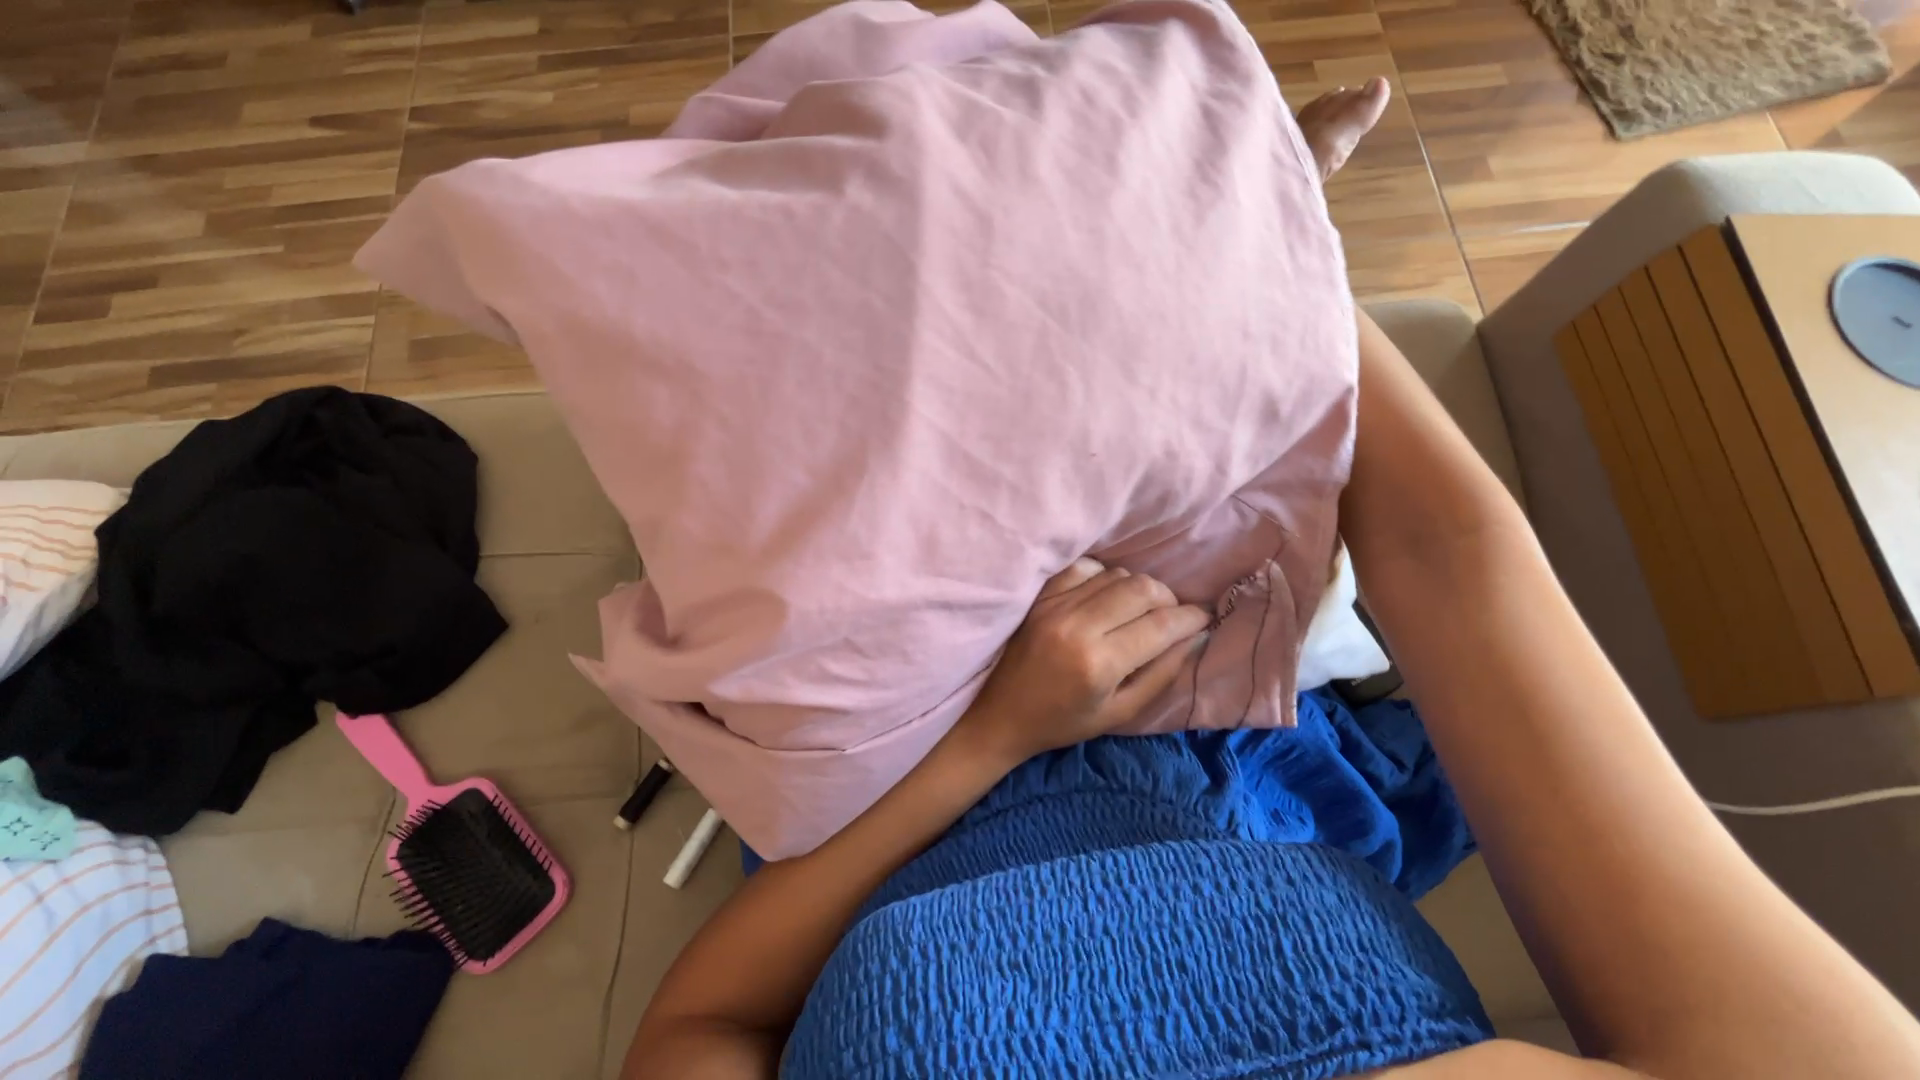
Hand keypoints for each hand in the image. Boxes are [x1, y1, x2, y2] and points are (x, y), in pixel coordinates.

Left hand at [958, 558, 1210, 767]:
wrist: (1001, 715)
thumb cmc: (1063, 722)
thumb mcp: (1120, 713)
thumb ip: (1161, 675)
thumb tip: (1196, 637)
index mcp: (1100, 664)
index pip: (1161, 624)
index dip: (1191, 618)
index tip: (1204, 618)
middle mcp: (1077, 627)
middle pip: (1142, 588)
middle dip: (1168, 599)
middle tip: (1170, 616)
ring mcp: (1055, 606)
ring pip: (1116, 574)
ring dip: (1138, 589)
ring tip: (1138, 610)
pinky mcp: (1040, 597)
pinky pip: (1084, 567)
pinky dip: (1103, 576)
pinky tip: (1105, 597)